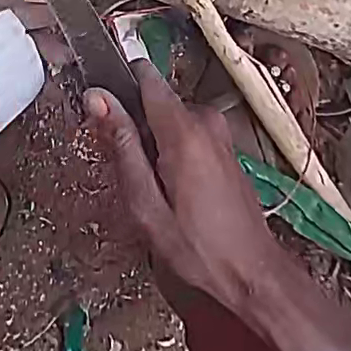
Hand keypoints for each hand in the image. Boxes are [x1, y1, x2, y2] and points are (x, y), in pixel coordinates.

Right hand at [85, 60, 284, 315]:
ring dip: (150, 142)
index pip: (144, 76)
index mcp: (183, 130)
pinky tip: (171, 189)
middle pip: (152, 101)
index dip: (117, 87)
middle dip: (131, 127)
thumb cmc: (197, 246)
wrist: (254, 274)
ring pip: (166, 118)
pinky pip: (184, 131)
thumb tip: (96, 98)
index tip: (102, 115)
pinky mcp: (224, 145)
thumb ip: (121, 144)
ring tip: (150, 187)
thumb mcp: (144, 201)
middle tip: (127, 172)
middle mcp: (205, 120)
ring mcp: (219, 132)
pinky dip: (169, 150)